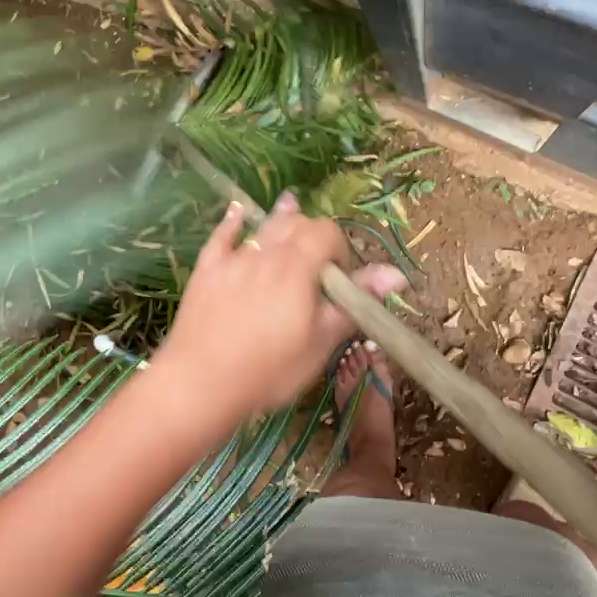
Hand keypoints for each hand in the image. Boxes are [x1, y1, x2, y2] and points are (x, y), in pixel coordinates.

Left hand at [152, 192, 405, 426]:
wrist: (200, 383)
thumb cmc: (269, 370)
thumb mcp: (321, 342)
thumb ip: (354, 302)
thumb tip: (396, 273)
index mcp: (298, 267)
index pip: (327, 232)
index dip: (339, 249)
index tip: (338, 278)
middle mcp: (266, 253)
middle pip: (296, 223)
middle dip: (312, 234)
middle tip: (318, 262)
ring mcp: (233, 259)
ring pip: (263, 226)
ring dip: (281, 220)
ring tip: (293, 215)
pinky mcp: (206, 270)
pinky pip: (221, 235)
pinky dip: (232, 221)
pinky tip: (238, 213)